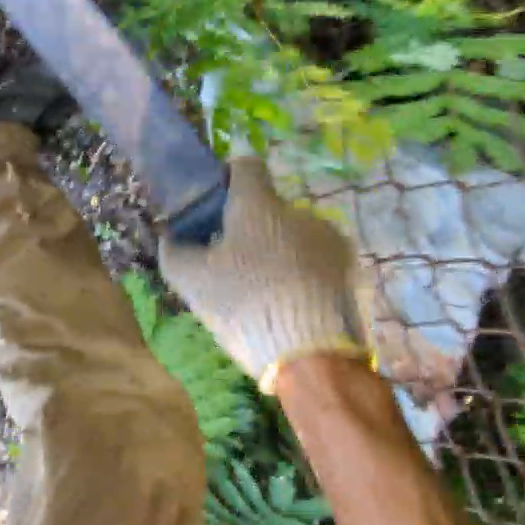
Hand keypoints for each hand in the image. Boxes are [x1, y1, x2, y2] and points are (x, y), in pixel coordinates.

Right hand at [159, 158, 364, 392]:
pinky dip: (305, 277)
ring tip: (267, 292)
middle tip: (234, 264)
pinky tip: (293, 307)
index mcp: (259, 203)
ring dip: (282, 253)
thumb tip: (171, 236)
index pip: (246, 166)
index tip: (215, 208)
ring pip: (297, 237)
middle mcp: (299, 211)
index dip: (228, 180)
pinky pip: (320, 264)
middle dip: (253, 229)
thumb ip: (175, 250)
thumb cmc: (245, 306)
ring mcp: (332, 241)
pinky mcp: (354, 272)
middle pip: (270, 208)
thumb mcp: (192, 282)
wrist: (315, 358)